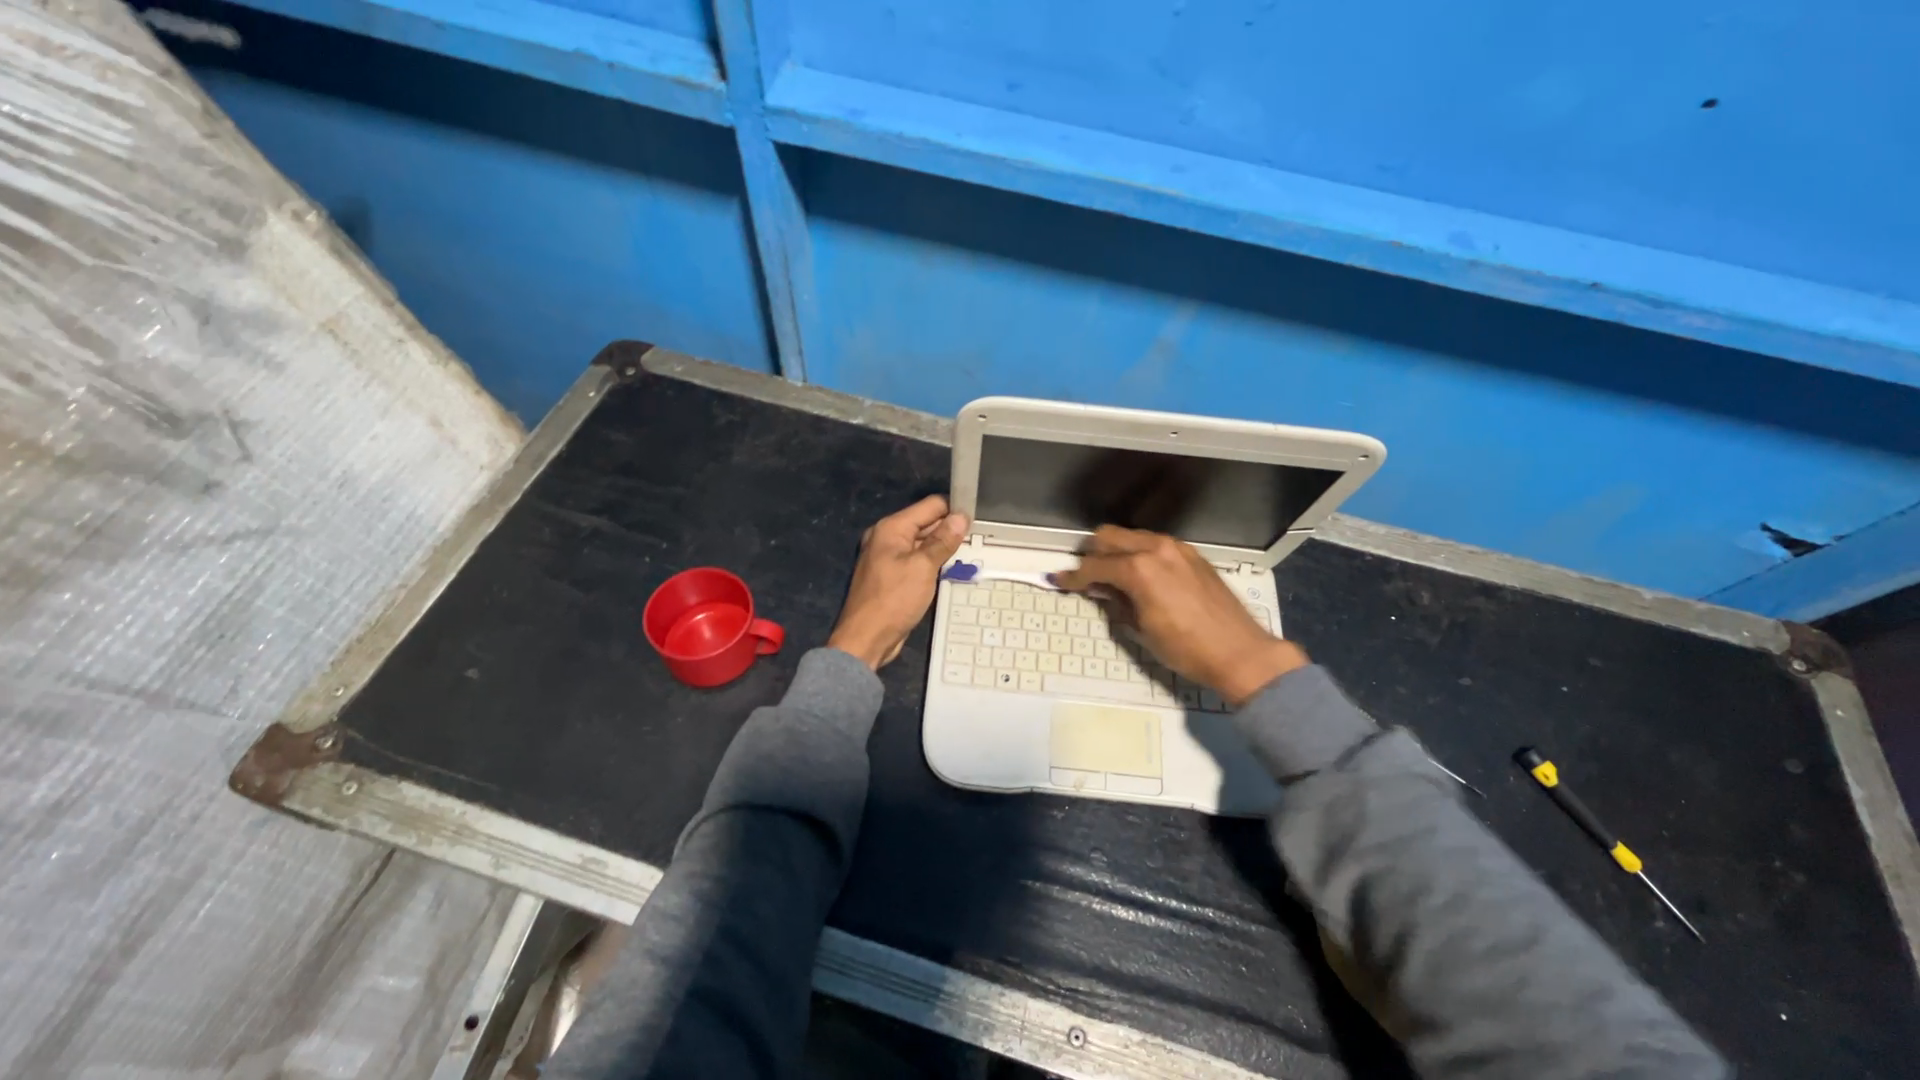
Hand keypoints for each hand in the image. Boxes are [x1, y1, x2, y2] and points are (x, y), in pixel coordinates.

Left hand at [828, 496, 969, 669]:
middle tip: (978, 539)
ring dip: (942, 548)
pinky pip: (916, 560)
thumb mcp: (923, 567)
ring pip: (922, 543)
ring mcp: (888, 557)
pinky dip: (931, 563)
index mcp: (892, 528)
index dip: (954, 510)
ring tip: (970, 554)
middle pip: (925, 523)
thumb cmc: (894, 600)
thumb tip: (960, 517)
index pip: (930, 506)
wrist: (866, 638)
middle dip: (949, 530)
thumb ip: (942, 541)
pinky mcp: (891, 575)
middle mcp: (887, 537)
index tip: (978, 520)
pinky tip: (949, 569)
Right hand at [1053, 526, 1307, 705]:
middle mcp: (1155, 549)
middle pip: (1109, 537)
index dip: (1072, 576)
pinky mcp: (1192, 555)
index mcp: (1139, 569)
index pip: (1094, 566)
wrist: (1238, 651)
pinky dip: (1140, 553)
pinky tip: (1141, 576)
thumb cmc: (1185, 648)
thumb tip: (1102, 591)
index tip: (1058, 581)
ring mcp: (1176, 548)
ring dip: (1117, 551)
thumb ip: (1117, 603)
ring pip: (1133, 536)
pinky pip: (1155, 544)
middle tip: (1085, 577)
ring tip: (1113, 577)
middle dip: (1092, 554)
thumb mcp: (1141, 629)